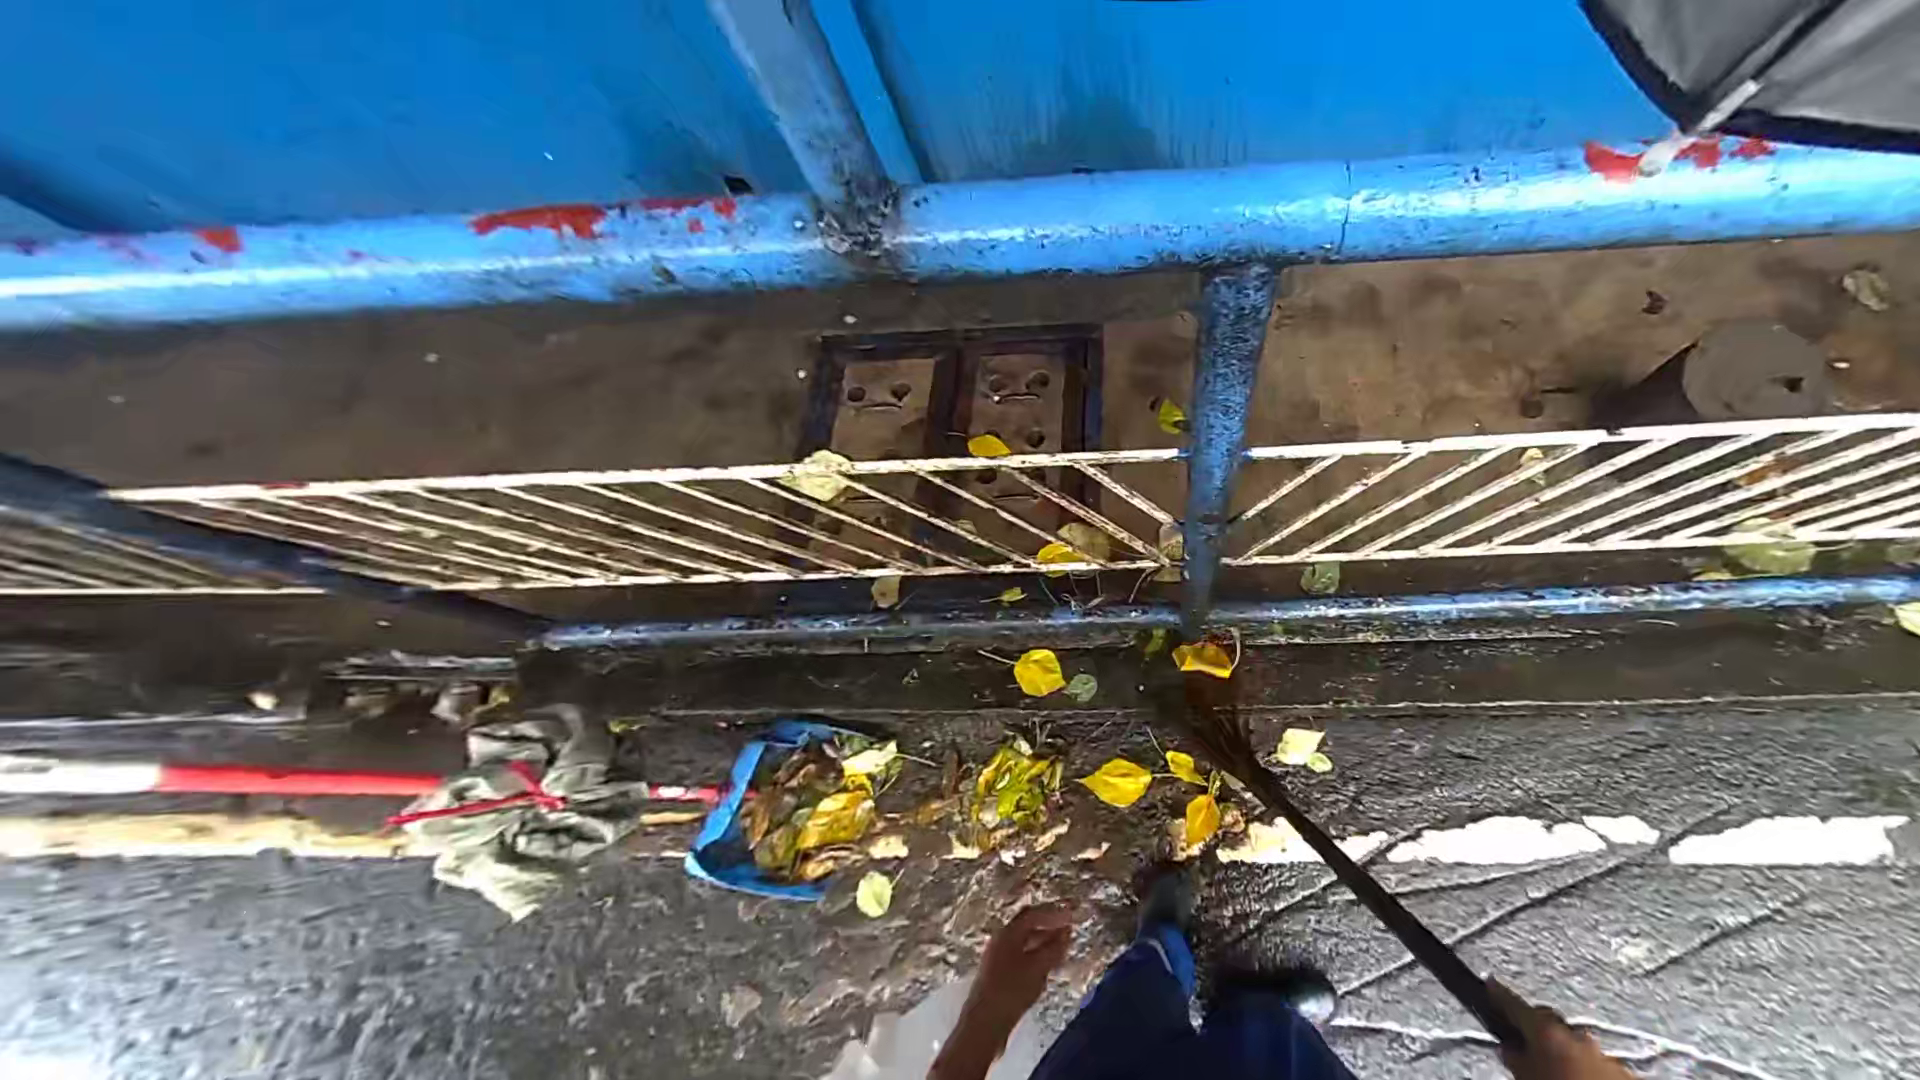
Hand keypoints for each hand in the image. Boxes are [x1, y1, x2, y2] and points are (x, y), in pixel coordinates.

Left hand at [965, 901, 1076, 1029]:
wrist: (984, 1024)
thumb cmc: (1010, 991)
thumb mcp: (1036, 969)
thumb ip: (1053, 949)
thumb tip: (1066, 933)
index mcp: (1007, 933)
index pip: (1031, 915)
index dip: (1052, 913)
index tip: (1071, 914)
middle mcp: (1001, 941)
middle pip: (1027, 927)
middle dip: (1049, 926)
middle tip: (1069, 928)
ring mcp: (998, 957)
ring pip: (1024, 943)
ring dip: (1043, 941)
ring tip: (1063, 946)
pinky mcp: (999, 975)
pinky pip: (1022, 956)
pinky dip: (1037, 955)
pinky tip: (1047, 966)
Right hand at [1488, 980, 1637, 1079]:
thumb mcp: (1524, 1076)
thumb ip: (1513, 1055)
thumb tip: (1507, 1047)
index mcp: (1545, 1028)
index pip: (1511, 1001)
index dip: (1496, 992)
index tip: (1488, 982)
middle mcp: (1576, 1033)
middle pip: (1548, 1020)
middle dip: (1536, 1026)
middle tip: (1526, 1040)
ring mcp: (1606, 1054)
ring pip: (1575, 1042)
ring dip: (1563, 1048)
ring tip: (1557, 1067)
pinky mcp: (1626, 1074)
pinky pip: (1597, 1061)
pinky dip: (1586, 1065)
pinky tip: (1580, 1076)